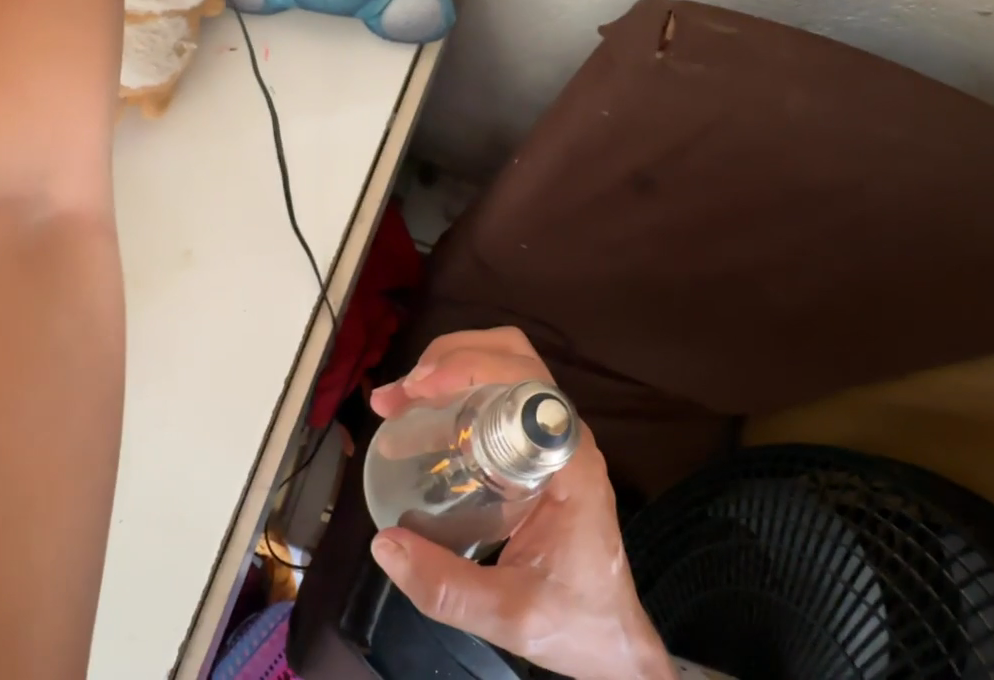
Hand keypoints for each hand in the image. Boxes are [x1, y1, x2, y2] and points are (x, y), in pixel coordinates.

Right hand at [369, 328, 677, 679]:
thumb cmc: (573, 621)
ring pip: (506, 366)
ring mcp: (552, 437)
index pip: (526, 382)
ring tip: (399, 399)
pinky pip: (499, 395)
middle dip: (450, 358)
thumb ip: (447, 588)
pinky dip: (458, 387)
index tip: (418, 389)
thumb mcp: (509, 615)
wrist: (609, 637)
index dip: (470, 367)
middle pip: (514, 356)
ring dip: (451, 366)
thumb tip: (384, 543)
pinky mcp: (537, 447)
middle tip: (399, 394)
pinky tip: (421, 415)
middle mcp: (565, 435)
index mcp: (570, 460)